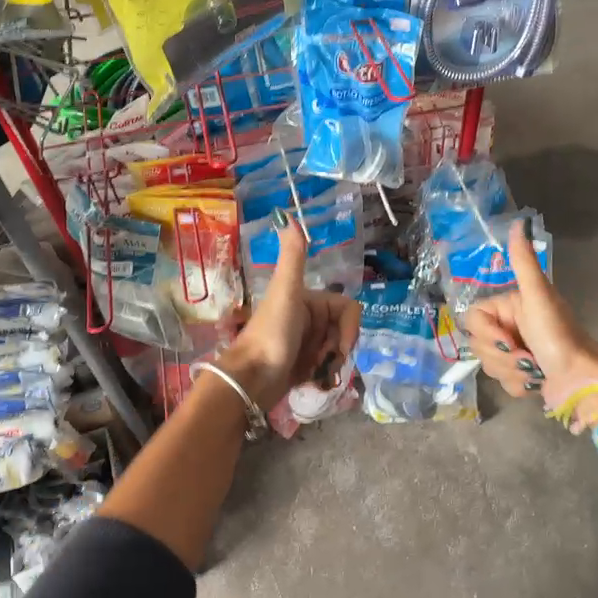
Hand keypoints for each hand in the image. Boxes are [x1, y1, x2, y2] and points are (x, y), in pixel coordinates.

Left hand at [217, 221, 361, 408]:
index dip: (348, 329)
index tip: (339, 347)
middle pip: (344, 332)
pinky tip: (314, 384)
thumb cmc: (271, 334)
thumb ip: (293, 256)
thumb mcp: (285, 291)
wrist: (249, 380)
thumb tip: (287, 213)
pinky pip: (326, 370)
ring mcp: (305, 344)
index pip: (348, 310)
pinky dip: (324, 377)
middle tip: (322, 363)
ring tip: (315, 376)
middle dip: (338, 350)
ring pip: (337, 352)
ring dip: (332, 365)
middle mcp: (308, 319)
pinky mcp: (301, 367)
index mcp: (309, 300)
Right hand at [464, 220, 597, 412]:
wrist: (582, 378)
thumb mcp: (538, 296)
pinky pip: (502, 383)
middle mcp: (510, 326)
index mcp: (510, 305)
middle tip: (527, 356)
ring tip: (535, 369)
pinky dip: (519, 386)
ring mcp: (514, 352)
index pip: (473, 319)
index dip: (487, 333)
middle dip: (502, 356)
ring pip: (489, 365)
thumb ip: (523, 262)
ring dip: (512, 372)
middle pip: (478, 344)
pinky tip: (536, 382)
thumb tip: (519, 222)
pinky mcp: (521, 376)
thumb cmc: (559, 335)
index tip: (507, 339)